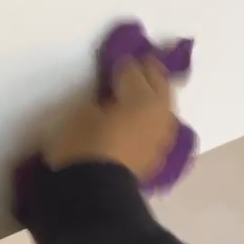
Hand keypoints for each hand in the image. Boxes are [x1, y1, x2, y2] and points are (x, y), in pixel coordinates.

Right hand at [43, 58, 178, 180]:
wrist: (93, 189)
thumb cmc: (80, 147)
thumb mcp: (79, 115)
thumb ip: (99, 100)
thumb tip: (110, 98)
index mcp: (140, 97)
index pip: (132, 71)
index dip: (124, 62)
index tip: (120, 55)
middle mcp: (159, 111)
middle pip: (158, 84)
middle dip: (149, 71)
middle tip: (141, 62)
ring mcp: (161, 132)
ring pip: (163, 104)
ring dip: (156, 93)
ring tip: (145, 88)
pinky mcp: (156, 151)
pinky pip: (158, 124)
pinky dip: (152, 115)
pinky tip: (144, 116)